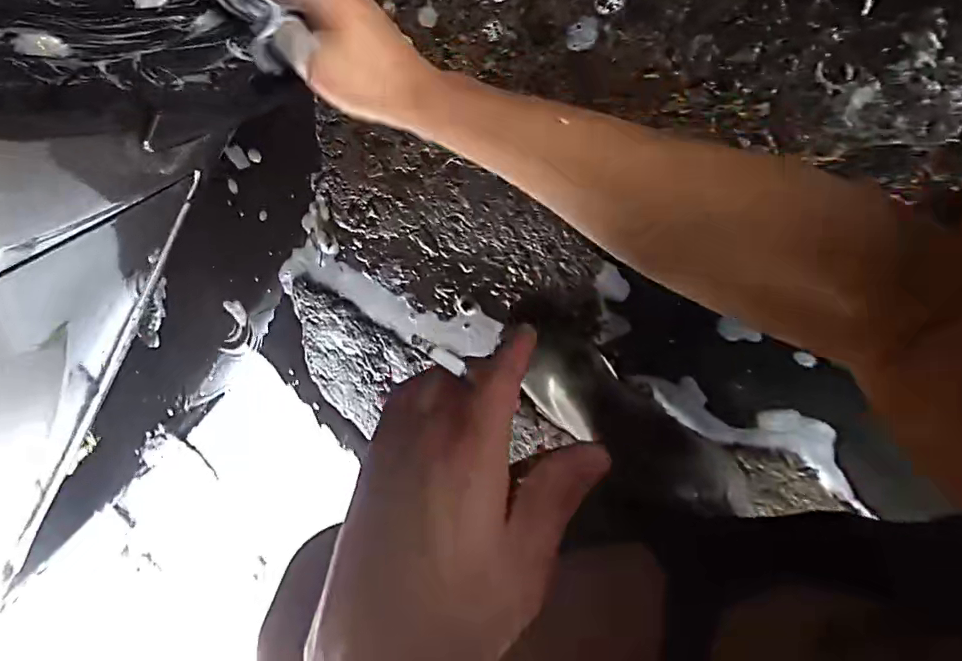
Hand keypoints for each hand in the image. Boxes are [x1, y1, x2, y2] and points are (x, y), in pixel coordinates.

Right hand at [274, 0, 444, 129]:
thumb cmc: (370, 82)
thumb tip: (280, 28)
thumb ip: (290, 39)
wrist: (411, 93)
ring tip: (293, 19)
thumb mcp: (314, 65)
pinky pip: (342, 5)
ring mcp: (365, 6)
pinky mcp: (374, 21)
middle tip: (273, 2)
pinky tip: (319, 32)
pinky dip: (325, 11)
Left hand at [307, 328, 611, 660]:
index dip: (514, 351)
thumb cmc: (456, 611)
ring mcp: (390, 443)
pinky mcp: (368, 461)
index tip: (526, 332)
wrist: (370, 651)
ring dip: (452, 385)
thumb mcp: (522, 564)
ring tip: (473, 415)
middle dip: (485, 377)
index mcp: (470, 450)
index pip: (495, 380)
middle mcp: (426, 432)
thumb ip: (555, 496)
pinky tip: (432, 431)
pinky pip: (398, 404)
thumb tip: (594, 452)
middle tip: (507, 400)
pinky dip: (421, 398)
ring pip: (425, 384)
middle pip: (459, 377)